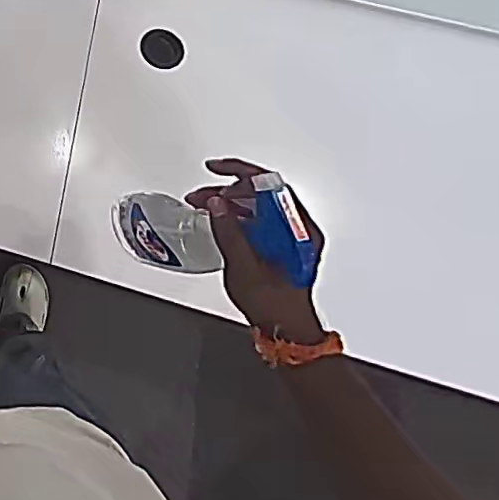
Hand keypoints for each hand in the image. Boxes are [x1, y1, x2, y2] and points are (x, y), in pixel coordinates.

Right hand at [186, 158, 325, 343]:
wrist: (286, 331)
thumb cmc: (272, 305)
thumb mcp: (243, 266)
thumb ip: (229, 231)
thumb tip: (216, 202)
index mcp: (296, 231)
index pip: (271, 186)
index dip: (241, 171)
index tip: (217, 168)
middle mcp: (297, 230)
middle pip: (263, 192)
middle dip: (227, 188)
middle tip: (201, 195)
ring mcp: (290, 236)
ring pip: (258, 203)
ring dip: (228, 200)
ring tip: (203, 205)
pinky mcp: (280, 244)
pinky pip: (257, 216)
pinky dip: (234, 212)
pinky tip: (217, 218)